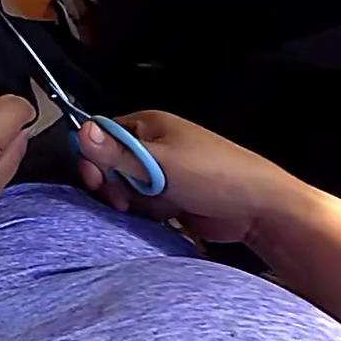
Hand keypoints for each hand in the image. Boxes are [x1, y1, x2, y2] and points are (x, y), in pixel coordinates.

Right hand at [76, 111, 312, 244]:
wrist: (257, 208)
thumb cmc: (215, 175)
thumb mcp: (159, 163)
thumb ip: (117, 152)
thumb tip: (82, 131)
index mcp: (148, 126)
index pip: (102, 135)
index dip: (94, 158)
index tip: (98, 180)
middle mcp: (152, 146)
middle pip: (110, 165)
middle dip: (115, 185)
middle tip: (126, 198)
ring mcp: (161, 172)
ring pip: (125, 188)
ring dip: (134, 202)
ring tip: (156, 206)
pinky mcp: (169, 196)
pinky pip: (142, 205)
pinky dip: (148, 212)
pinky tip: (166, 215)